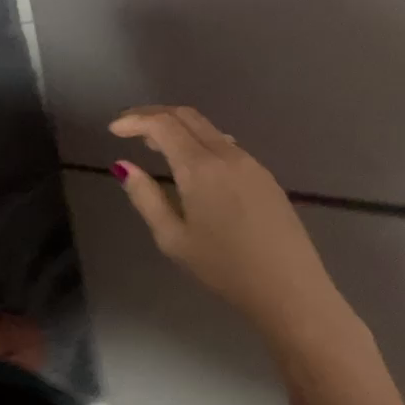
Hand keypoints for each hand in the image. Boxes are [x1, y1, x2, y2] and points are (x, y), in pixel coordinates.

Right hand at [109, 106, 350, 344]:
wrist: (291, 291)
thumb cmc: (224, 268)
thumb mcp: (172, 238)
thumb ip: (145, 197)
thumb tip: (123, 166)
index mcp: (200, 168)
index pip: (162, 125)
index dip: (134, 121)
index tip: (112, 130)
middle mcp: (227, 155)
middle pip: (186, 116)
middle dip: (153, 114)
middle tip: (128, 127)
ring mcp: (251, 164)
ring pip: (207, 127)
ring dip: (177, 126)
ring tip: (153, 145)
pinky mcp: (264, 176)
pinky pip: (225, 143)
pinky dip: (198, 140)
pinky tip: (190, 162)